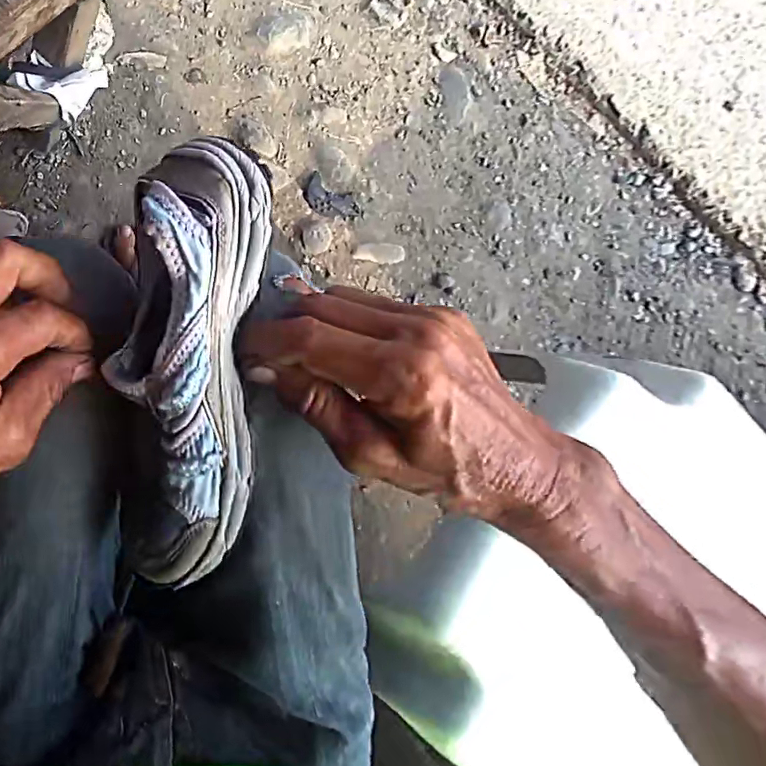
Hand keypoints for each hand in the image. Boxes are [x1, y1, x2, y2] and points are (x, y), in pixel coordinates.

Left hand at [0, 242, 93, 611]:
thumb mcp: (5, 441)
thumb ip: (45, 389)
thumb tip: (76, 362)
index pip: (42, 315)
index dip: (74, 330)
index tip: (82, 349)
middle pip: (6, 258)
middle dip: (47, 276)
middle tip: (63, 309)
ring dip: (9, 287)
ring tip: (28, 324)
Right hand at [239, 283, 587, 529]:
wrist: (520, 461)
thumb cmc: (445, 470)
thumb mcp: (367, 455)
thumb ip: (315, 406)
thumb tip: (269, 371)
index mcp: (401, 373)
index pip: (310, 337)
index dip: (266, 341)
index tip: (244, 353)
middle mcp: (417, 332)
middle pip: (320, 305)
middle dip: (282, 326)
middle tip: (262, 353)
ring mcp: (431, 316)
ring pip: (341, 296)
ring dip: (308, 318)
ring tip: (296, 351)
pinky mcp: (438, 313)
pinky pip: (368, 302)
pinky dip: (339, 318)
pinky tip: (336, 346)